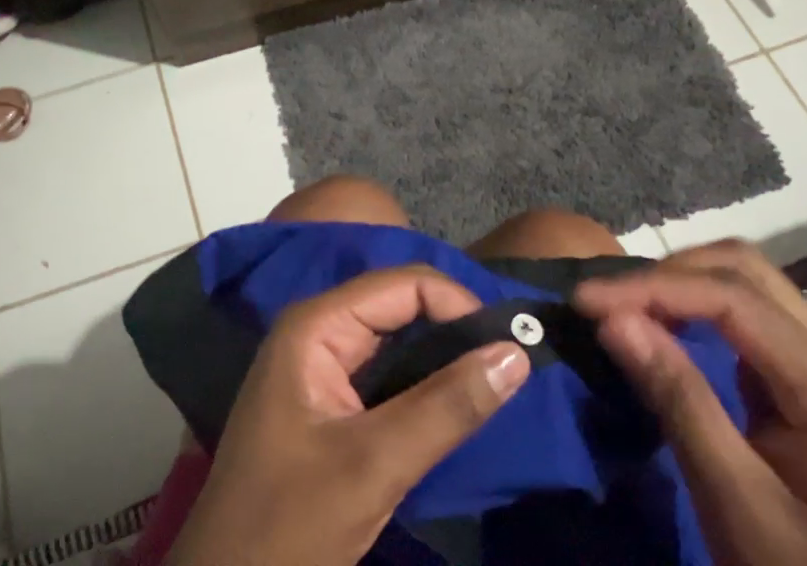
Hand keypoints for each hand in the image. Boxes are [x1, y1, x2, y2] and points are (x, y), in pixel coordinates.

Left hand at [169, 266, 530, 565]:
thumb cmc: (290, 520)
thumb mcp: (374, 464)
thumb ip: (446, 407)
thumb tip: (516, 353)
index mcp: (315, 327)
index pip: (404, 285)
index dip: (460, 305)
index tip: (510, 349)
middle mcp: (317, 332)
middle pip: (401, 307)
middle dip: (457, 330)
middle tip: (513, 368)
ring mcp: (320, 368)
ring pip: (398, 341)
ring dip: (445, 360)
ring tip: (498, 386)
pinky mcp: (329, 402)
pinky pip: (388, 375)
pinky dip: (426, 386)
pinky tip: (459, 407)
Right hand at [575, 241, 806, 565]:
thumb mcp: (730, 498)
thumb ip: (678, 400)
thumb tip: (613, 320)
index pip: (738, 302)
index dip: (656, 287)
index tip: (585, 298)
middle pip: (750, 274)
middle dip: (669, 274)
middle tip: (605, 302)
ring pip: (751, 285)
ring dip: (682, 283)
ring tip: (622, 306)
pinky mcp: (806, 382)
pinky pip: (748, 318)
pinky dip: (696, 308)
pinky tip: (659, 325)